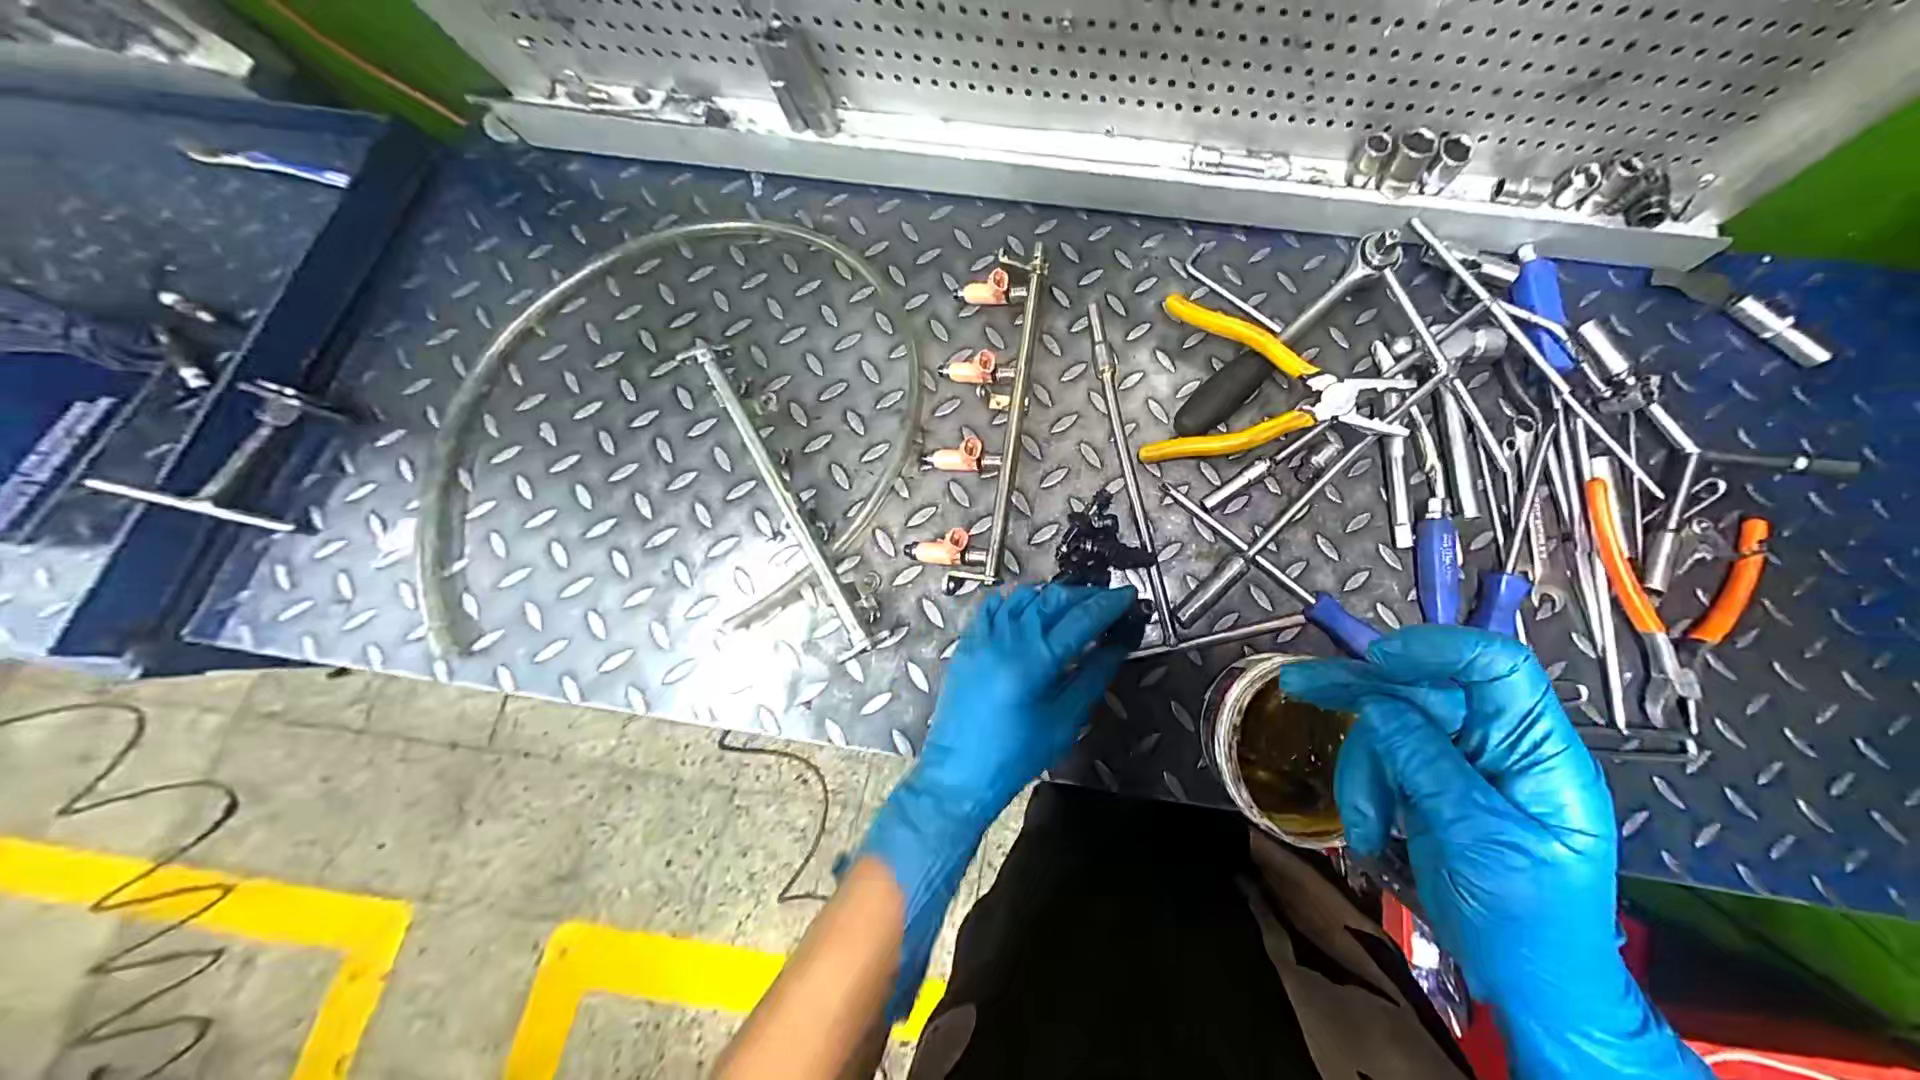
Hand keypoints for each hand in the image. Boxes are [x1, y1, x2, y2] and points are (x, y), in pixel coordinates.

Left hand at [916, 583, 1135, 818]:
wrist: (960, 770)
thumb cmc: (1016, 754)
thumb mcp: (1064, 721)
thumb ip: (1093, 677)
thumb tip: (1116, 646)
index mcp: (1036, 660)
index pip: (1081, 617)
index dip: (1109, 603)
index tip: (1127, 595)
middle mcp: (1007, 639)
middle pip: (1052, 598)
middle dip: (1084, 594)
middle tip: (1106, 600)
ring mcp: (984, 636)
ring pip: (1023, 596)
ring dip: (1052, 595)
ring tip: (1073, 605)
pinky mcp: (968, 642)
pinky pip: (994, 606)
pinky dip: (1017, 601)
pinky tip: (1030, 610)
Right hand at [1279, 626, 1708, 1078]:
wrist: (1528, 981)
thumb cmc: (1530, 922)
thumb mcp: (1482, 843)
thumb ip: (1429, 766)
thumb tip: (1378, 705)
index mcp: (1538, 752)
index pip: (1498, 667)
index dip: (1437, 649)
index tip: (1376, 659)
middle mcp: (1499, 745)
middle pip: (1425, 689)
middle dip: (1364, 692)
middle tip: (1302, 685)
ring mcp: (1461, 762)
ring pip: (1390, 724)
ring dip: (1363, 768)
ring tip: (1361, 820)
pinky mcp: (1428, 781)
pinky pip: (1382, 759)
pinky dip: (1363, 789)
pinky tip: (1368, 827)